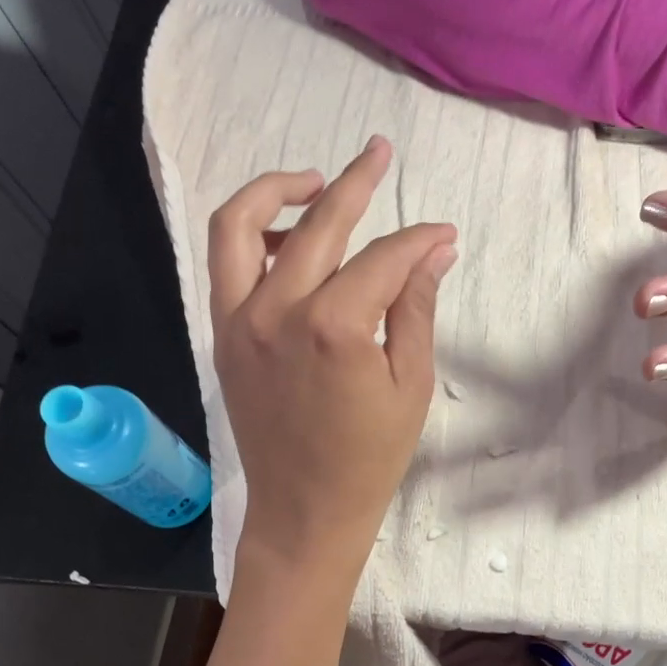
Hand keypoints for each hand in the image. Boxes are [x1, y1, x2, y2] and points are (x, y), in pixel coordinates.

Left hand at [209, 136, 457, 565]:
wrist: (304, 512)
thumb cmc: (370, 460)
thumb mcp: (411, 386)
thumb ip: (417, 308)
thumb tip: (434, 249)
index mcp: (335, 328)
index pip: (383, 258)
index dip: (419, 240)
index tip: (443, 233)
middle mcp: (279, 310)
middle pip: (317, 223)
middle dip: (356, 183)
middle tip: (380, 154)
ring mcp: (241, 320)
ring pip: (242, 224)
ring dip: (277, 189)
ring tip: (316, 183)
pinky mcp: (223, 335)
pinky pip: (227, 263)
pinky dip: (251, 235)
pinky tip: (289, 241)